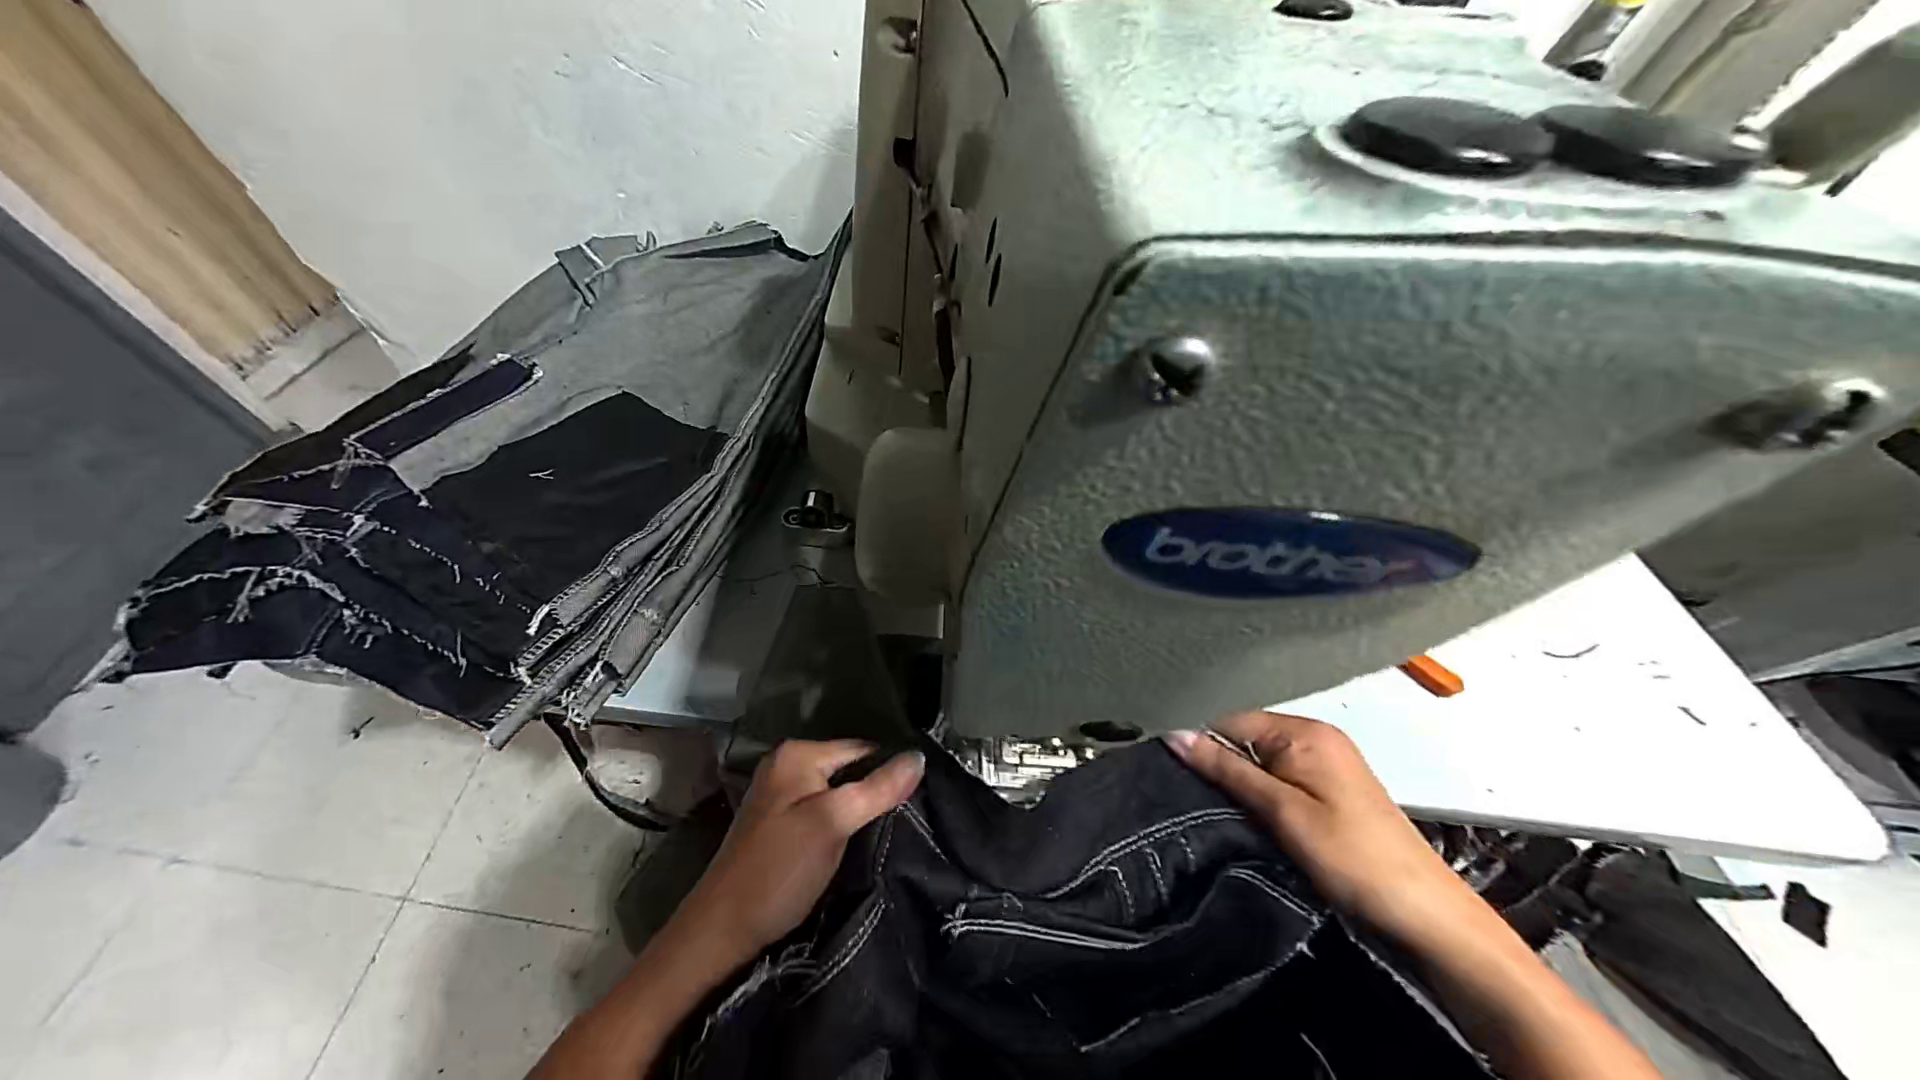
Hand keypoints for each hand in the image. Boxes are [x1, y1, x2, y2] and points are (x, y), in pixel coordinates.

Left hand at [671, 739, 925, 969]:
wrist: (721, 932)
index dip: (892, 770)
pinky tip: (859, 842)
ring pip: (839, 791)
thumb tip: (920, 757)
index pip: (864, 749)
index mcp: (798, 754)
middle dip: (877, 790)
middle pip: (851, 768)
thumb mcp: (833, 823)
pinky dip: (843, 823)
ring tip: (894, 829)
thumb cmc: (779, 870)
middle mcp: (787, 765)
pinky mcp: (781, 823)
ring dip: (862, 809)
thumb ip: (878, 788)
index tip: (923, 797)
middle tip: (912, 816)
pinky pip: (825, 810)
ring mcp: (781, 795)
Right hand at [1164, 712, 1480, 954]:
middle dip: (1216, 761)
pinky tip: (1242, 811)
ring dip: (1236, 780)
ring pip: (1259, 759)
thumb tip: (1174, 734)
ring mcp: (1325, 763)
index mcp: (1306, 731)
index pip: (1230, 718)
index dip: (1199, 741)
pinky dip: (1258, 793)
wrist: (1426, 916)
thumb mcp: (1281, 811)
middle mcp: (1315, 737)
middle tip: (1182, 789)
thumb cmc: (1352, 858)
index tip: (1167, 767)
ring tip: (1205, 802)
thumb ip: (1227, 768)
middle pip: (1245, 737)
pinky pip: (1277, 777)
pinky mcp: (1329, 789)